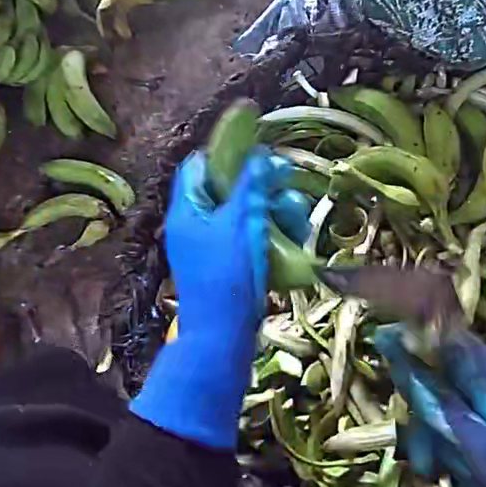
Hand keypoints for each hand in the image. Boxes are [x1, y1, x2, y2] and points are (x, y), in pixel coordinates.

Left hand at [129, 151, 287, 449]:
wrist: (223, 337)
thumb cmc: (225, 275)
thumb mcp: (238, 224)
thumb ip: (249, 186)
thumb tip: (259, 154)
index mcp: (188, 209)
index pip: (199, 165)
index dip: (226, 153)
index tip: (257, 149)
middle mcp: (197, 223)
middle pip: (229, 188)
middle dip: (262, 185)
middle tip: (287, 183)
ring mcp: (214, 245)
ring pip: (247, 212)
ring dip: (274, 209)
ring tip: (298, 217)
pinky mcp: (233, 263)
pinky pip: (253, 236)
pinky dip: (272, 233)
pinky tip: (295, 238)